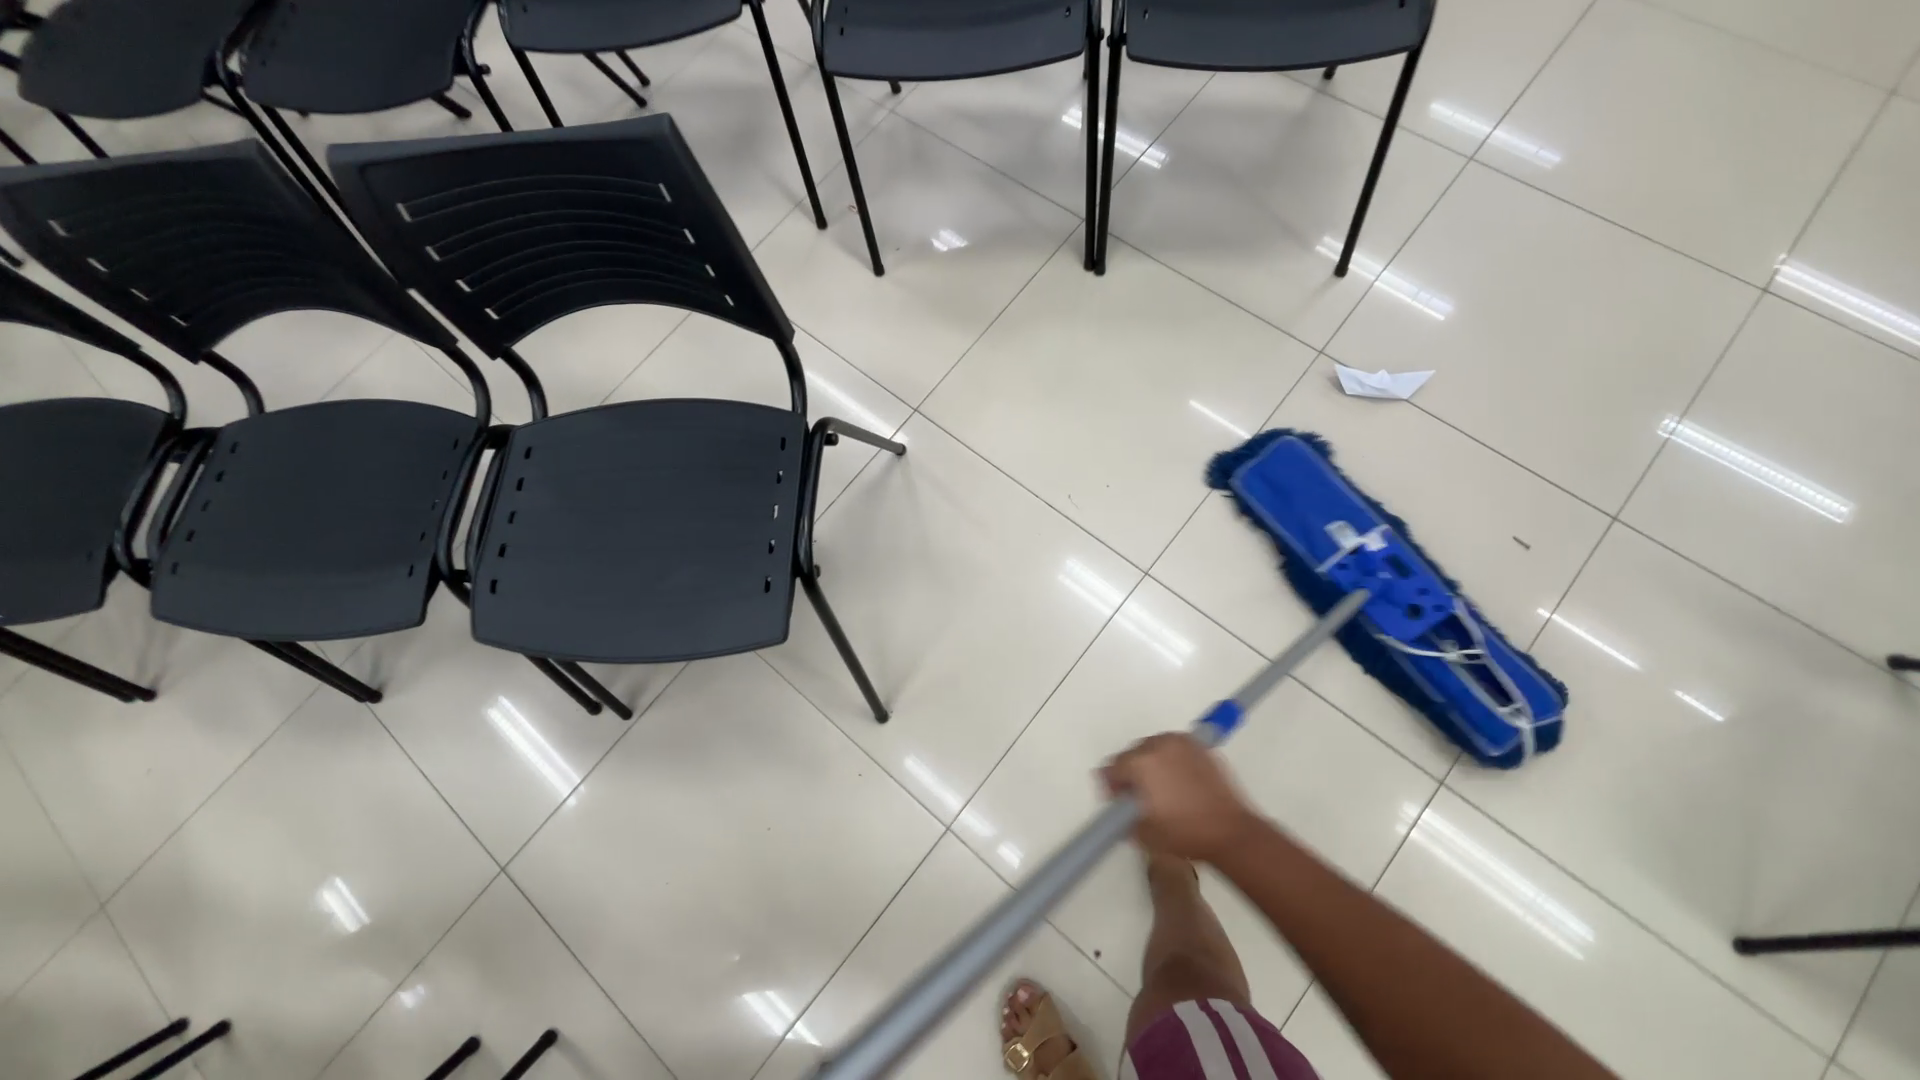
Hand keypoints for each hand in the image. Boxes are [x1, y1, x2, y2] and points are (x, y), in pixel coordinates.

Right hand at [1100, 732, 1261, 863]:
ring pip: (1154, 747)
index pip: (1110, 767)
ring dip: (1151, 763)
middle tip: (1141, 795)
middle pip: (1131, 754)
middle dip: (1131, 772)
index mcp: (1139, 763)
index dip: (1112, 786)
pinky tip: (1180, 781)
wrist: (1230, 831)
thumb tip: (1122, 805)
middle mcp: (1158, 745)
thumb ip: (1122, 814)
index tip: (1120, 800)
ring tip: (1163, 787)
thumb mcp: (1141, 833)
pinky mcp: (1201, 747)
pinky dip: (1172, 760)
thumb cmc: (1183, 834)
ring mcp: (1182, 743)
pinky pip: (1175, 748)